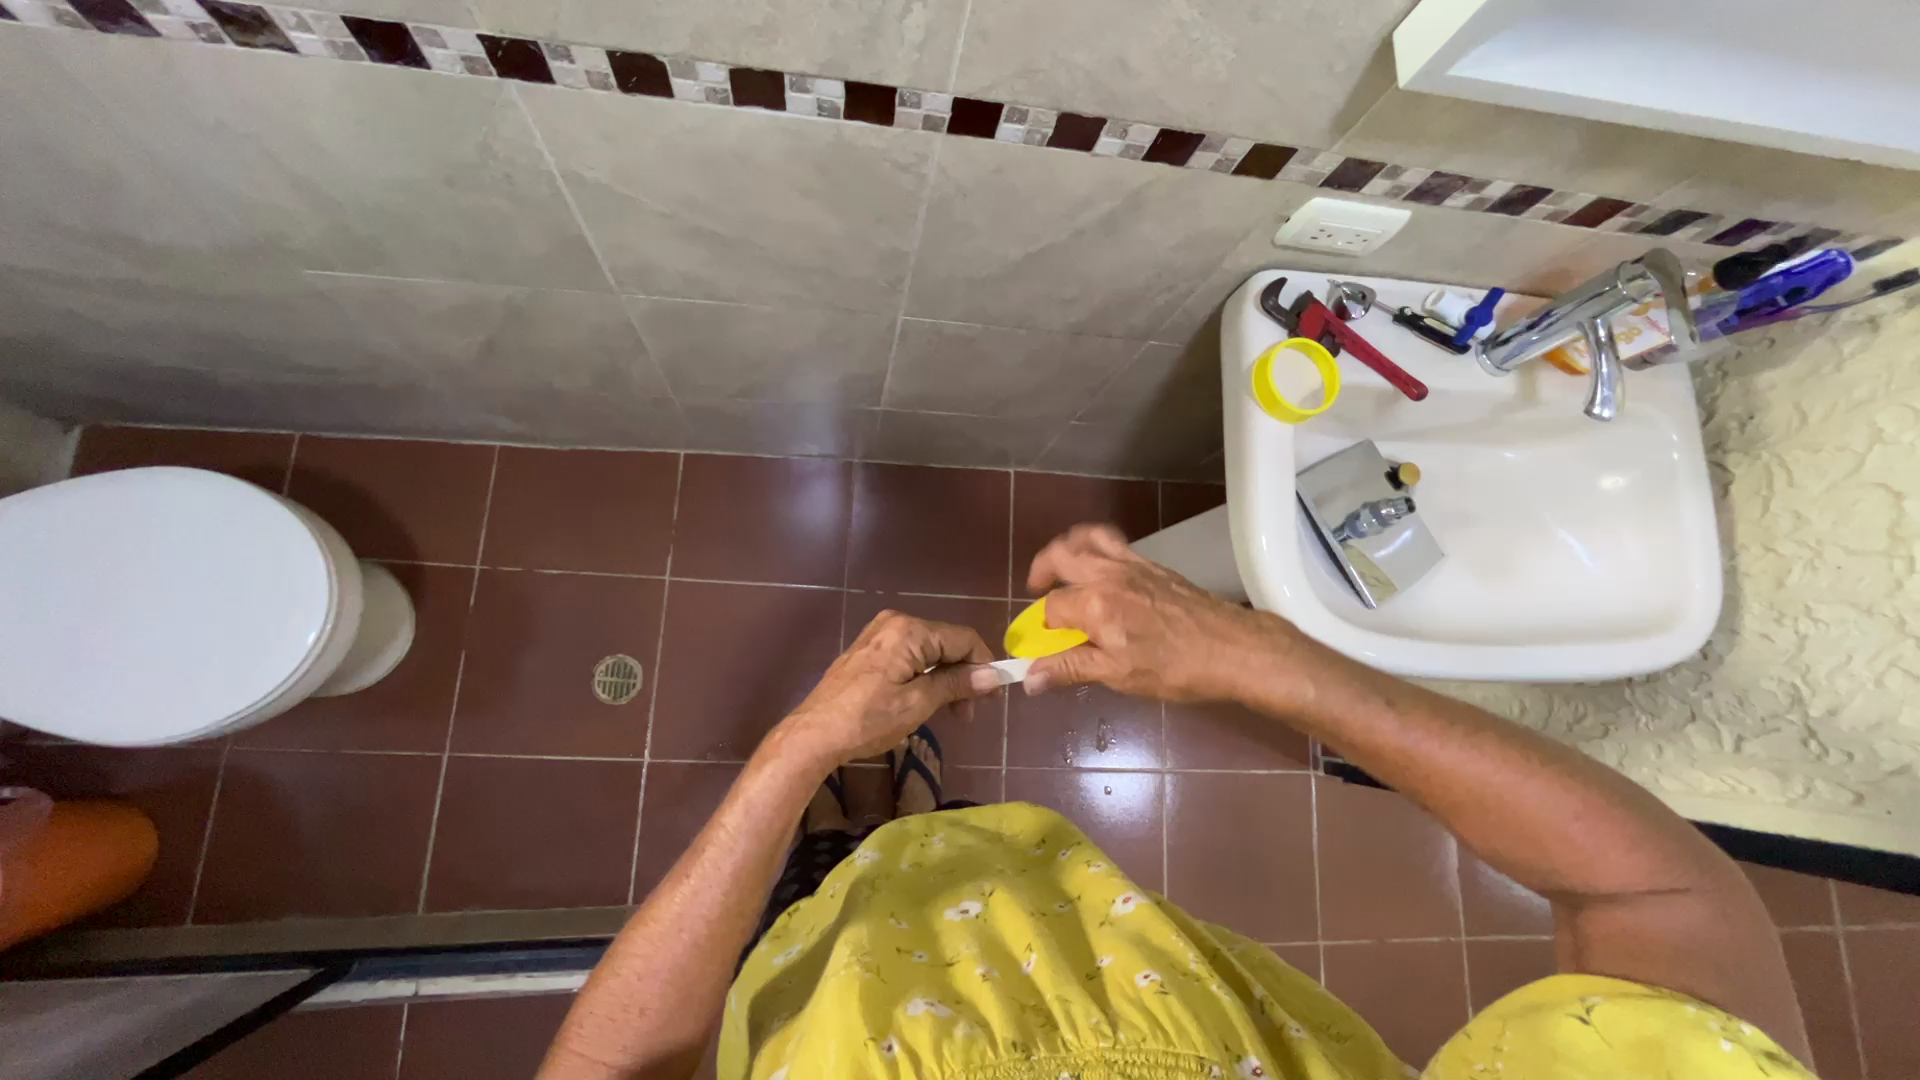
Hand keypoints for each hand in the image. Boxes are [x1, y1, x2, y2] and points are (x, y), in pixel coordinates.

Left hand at [775, 612, 993, 767]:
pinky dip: (924, 676)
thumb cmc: (868, 719)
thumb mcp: (918, 703)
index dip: (984, 665)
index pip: (963, 638)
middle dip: (964, 675)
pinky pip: (909, 656)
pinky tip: (925, 701)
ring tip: (949, 713)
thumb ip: (956, 684)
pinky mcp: (869, 651)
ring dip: (945, 679)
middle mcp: (895, 622)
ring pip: (928, 651)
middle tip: (969, 713)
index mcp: (909, 630)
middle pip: (946, 643)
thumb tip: (993, 676)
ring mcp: (879, 635)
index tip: (993, 698)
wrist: (814, 735)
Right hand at [1024, 524, 1294, 700]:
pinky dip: (1094, 548)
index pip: (1051, 608)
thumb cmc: (1175, 668)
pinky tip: (1100, 572)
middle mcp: (1108, 575)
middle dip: (1041, 571)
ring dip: (1066, 549)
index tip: (1043, 644)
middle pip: (1060, 556)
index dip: (1042, 627)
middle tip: (1038, 591)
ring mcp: (1131, 564)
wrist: (1233, 649)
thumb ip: (1070, 669)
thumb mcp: (1118, 675)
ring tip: (1063, 569)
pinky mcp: (1151, 564)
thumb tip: (1029, 678)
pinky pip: (1112, 542)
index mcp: (1095, 604)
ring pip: (1086, 539)